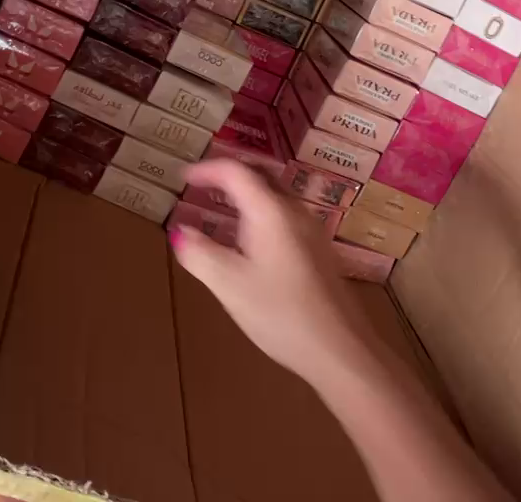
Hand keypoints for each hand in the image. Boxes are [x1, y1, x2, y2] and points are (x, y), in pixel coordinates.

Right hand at [170, 159, 374, 383]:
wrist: (341, 349)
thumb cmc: (281, 314)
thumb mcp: (230, 285)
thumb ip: (200, 255)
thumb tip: (179, 232)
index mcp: (270, 211)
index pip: (236, 171)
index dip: (207, 169)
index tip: (183, 177)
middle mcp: (294, 211)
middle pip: (259, 176)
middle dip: (228, 174)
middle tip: (202, 184)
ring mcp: (311, 230)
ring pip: (274, 195)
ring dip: (246, 193)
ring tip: (221, 207)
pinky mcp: (318, 250)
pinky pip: (283, 214)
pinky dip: (260, 212)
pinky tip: (250, 240)